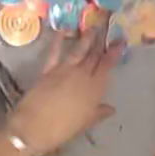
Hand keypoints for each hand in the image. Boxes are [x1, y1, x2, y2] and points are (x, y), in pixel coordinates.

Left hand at [7, 28, 122, 154]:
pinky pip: (55, 52)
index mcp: (94, 89)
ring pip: (79, 50)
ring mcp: (64, 70)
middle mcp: (82, 76)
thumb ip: (98, 112)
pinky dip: (58, 40)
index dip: (114, 52)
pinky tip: (62, 30)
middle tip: (108, 27)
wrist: (33, 128)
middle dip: (102, 42)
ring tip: (93, 26)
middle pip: (94, 56)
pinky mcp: (48, 70)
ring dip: (86, 38)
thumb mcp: (85, 122)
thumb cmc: (62, 129)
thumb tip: (111, 108)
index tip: (120, 41)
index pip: (107, 66)